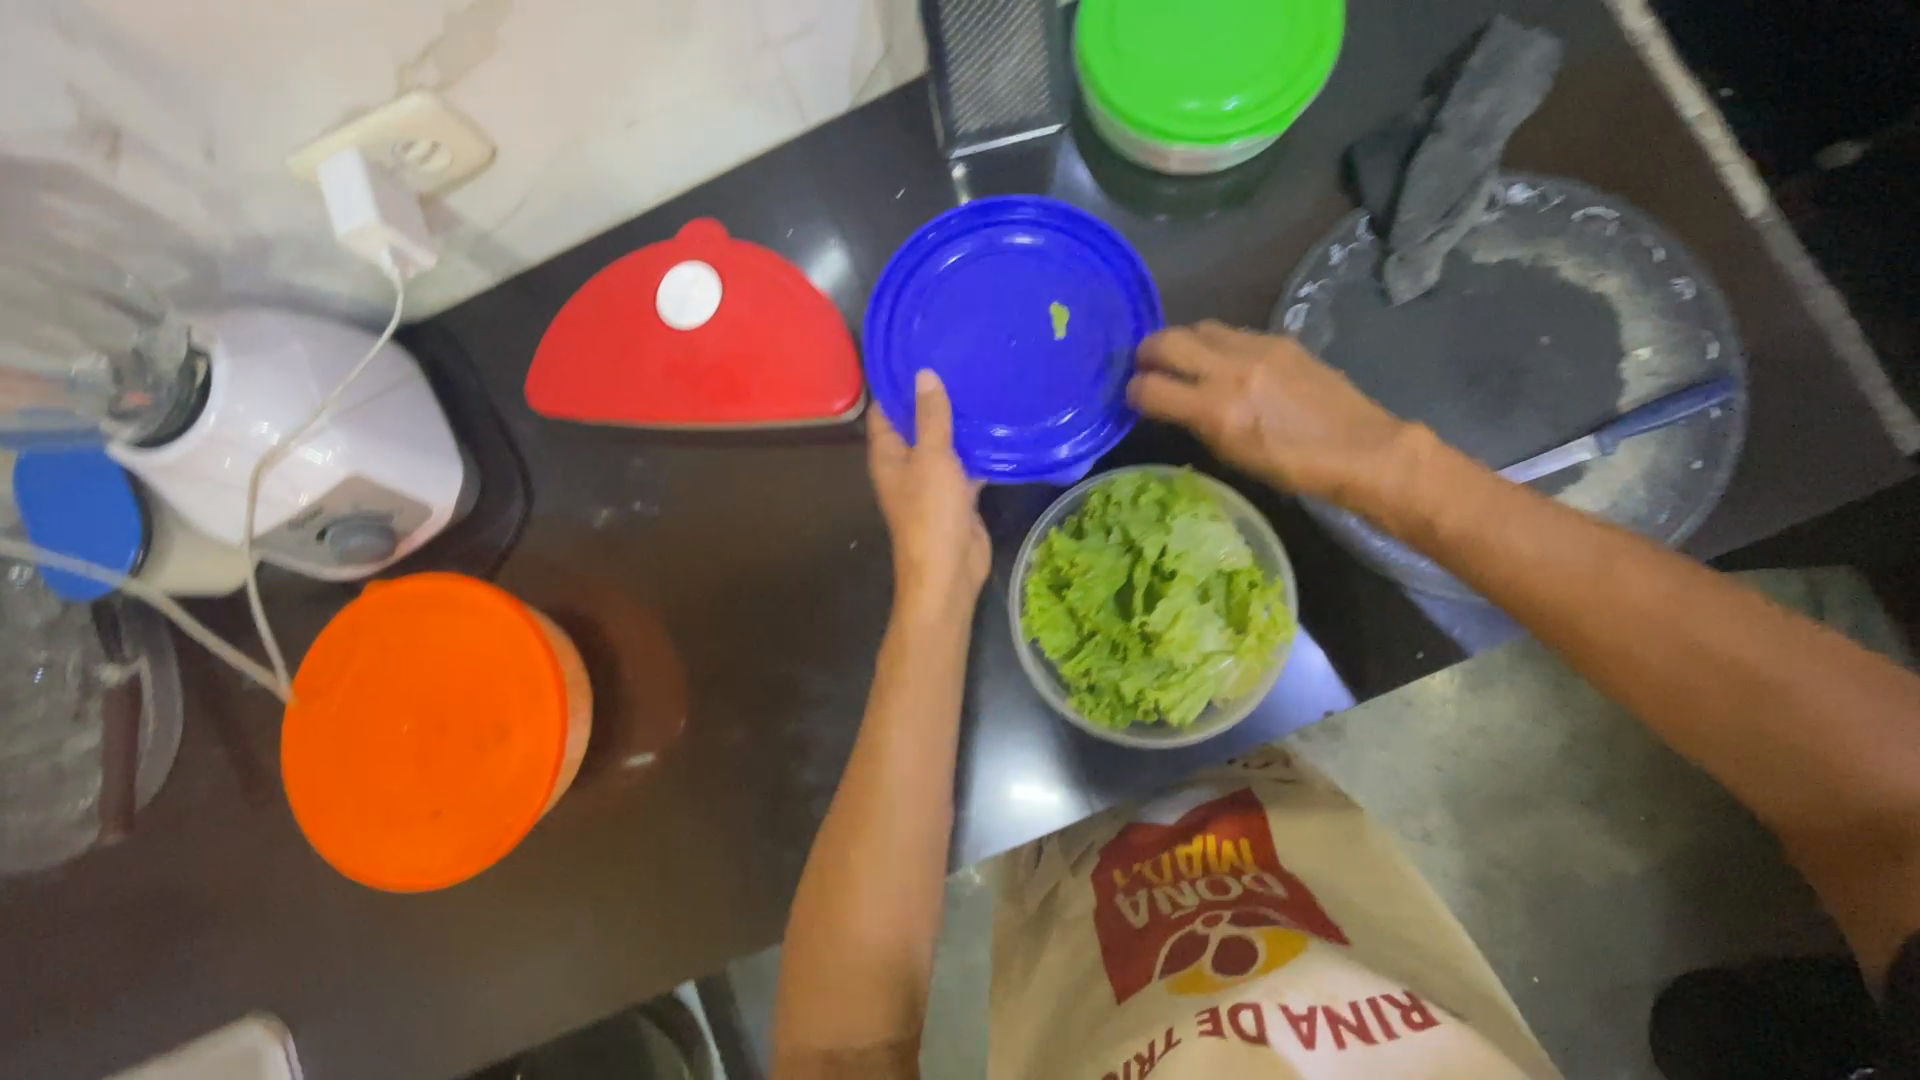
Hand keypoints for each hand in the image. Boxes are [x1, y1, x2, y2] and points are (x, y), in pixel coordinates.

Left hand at [868, 370, 990, 619]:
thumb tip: (924, 373)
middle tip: (961, 360)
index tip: (920, 351)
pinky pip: (968, 465)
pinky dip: (981, 450)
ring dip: (960, 423)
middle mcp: (906, 465)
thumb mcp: (931, 457)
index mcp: (887, 454)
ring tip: (984, 384)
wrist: (949, 570)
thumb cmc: (931, 512)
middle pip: (917, 425)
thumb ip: (931, 416)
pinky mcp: (958, 496)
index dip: (898, 384)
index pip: (885, 410)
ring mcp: (933, 482)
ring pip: (945, 444)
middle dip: (935, 398)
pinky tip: (1002, 426)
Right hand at [1127, 322, 1412, 506]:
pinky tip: (1226, 362)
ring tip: (1185, 361)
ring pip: (1199, 328)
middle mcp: (1230, 370)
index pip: (1149, 387)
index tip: (1133, 397)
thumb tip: (1169, 403)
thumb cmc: (1290, 467)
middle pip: (1166, 341)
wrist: (1358, 447)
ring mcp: (1257, 348)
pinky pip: (1232, 332)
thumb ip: (1195, 422)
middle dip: (1147, 353)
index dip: (1133, 391)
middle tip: (1147, 366)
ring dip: (1183, 343)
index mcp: (1216, 409)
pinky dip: (1217, 344)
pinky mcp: (1279, 339)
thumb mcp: (1231, 454)